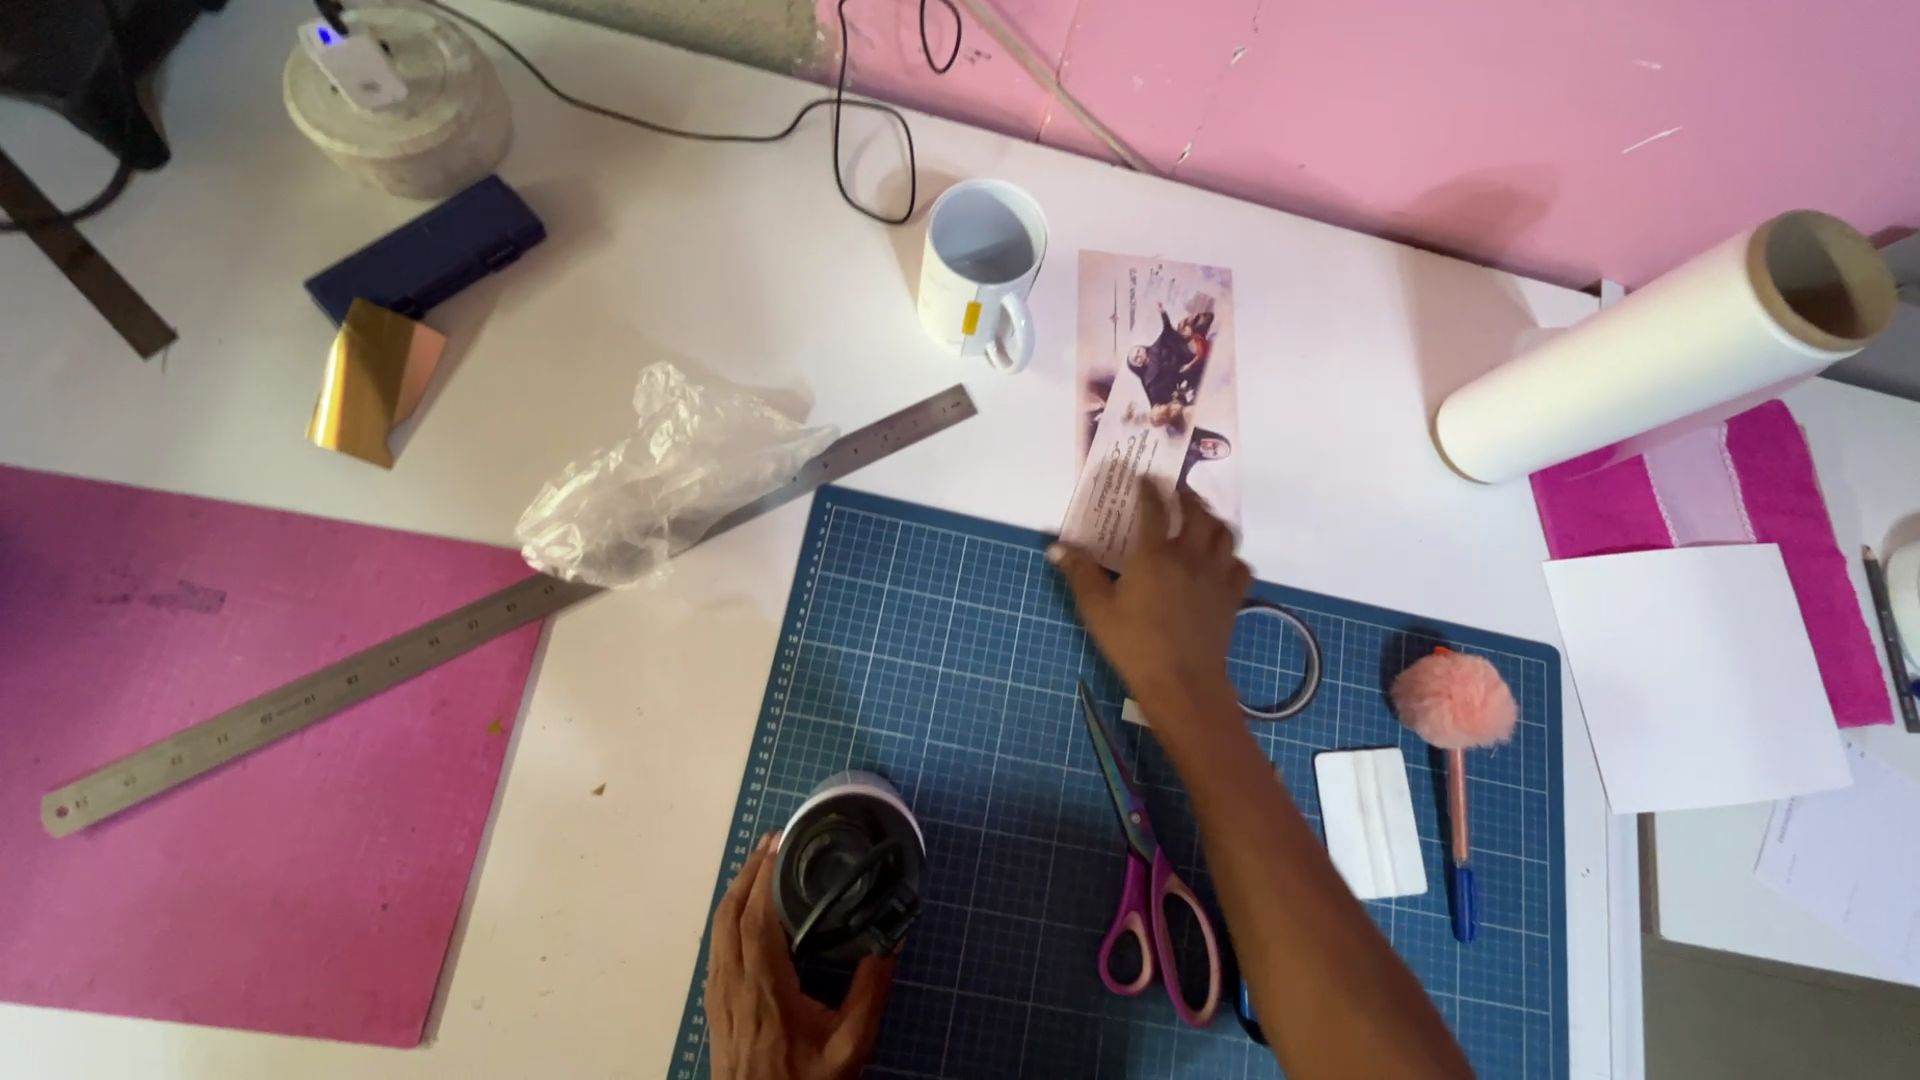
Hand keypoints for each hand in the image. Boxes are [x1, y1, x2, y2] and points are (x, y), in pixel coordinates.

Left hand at [706, 833, 896, 1079]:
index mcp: (764, 990)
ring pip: (717, 930)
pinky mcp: (715, 1007)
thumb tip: (891, 942)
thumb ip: (871, 993)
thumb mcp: (849, 1047)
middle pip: (727, 915)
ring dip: (736, 891)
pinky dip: (730, 915)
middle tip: (771, 841)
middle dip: (747, 872)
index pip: (755, 921)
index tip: (780, 844)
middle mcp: (733, 986)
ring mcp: (718, 997)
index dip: (764, 878)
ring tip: (761, 864)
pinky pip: (717, 947)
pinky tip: (749, 911)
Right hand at [1049, 480, 1250, 725]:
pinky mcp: (1232, 597)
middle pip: (1197, 513)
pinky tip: (1221, 561)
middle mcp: (1190, 556)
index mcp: (1155, 555)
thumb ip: (1079, 573)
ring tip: (1202, 517)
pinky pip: (1240, 566)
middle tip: (1176, 491)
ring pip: (1224, 534)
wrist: (1182, 682)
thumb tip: (1056, 546)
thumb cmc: (1134, 645)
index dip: (1149, 489)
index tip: (1144, 478)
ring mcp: (1216, 576)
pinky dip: (1232, 557)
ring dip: (1213, 519)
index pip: (1154, 508)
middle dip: (1187, 496)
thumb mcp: (1097, 610)